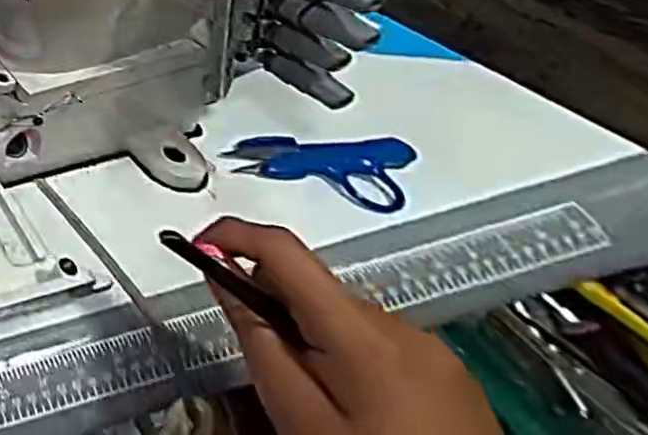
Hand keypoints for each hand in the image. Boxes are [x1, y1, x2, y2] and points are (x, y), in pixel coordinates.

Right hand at [197, 217, 501, 434]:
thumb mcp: (295, 412)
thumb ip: (255, 335)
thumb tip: (221, 273)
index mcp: (362, 333)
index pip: (282, 248)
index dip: (229, 236)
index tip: (198, 245)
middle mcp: (403, 329)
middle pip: (310, 282)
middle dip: (270, 299)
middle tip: (255, 346)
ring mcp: (433, 352)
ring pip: (339, 311)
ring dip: (307, 329)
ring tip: (307, 389)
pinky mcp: (449, 375)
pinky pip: (375, 337)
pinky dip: (343, 350)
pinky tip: (348, 401)